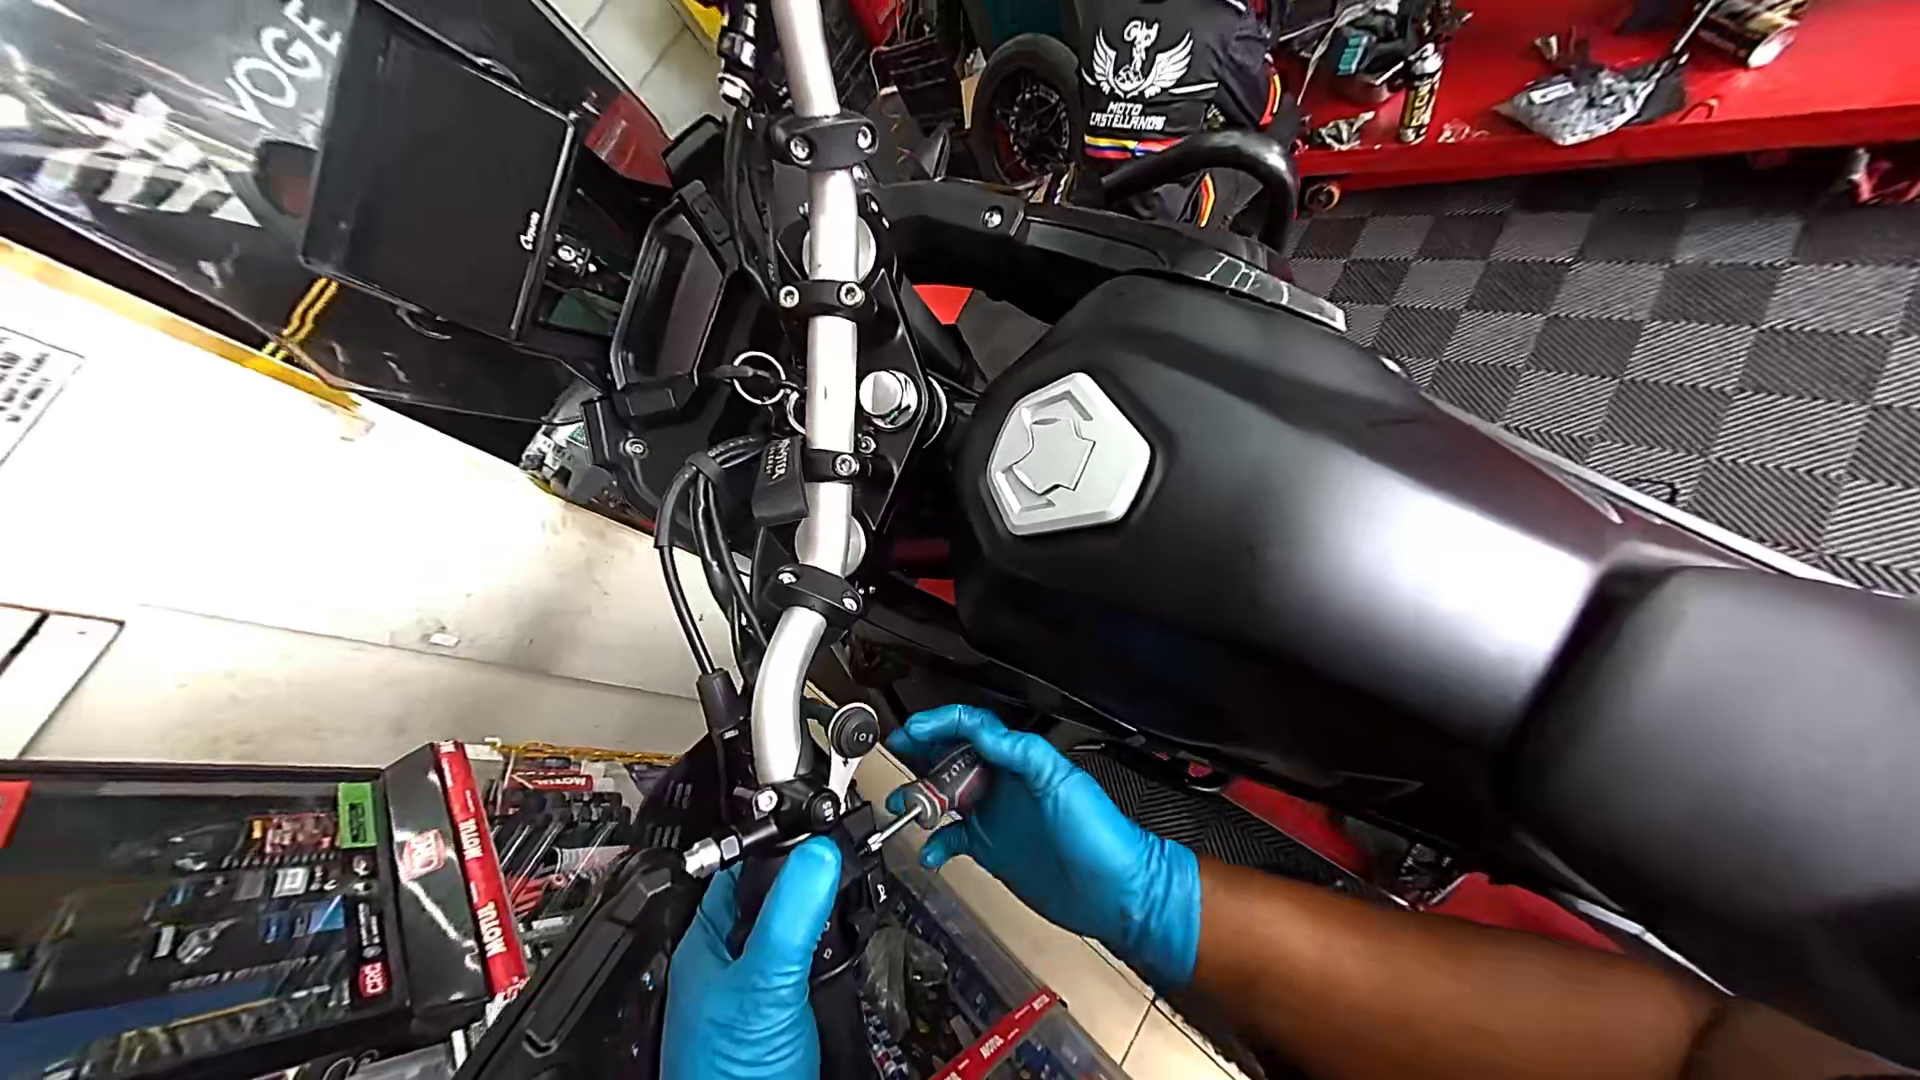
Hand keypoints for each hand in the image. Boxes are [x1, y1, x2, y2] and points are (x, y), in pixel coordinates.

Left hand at [663, 836, 840, 1079]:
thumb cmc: (727, 1079)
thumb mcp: (763, 984)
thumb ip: (790, 916)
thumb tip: (818, 852)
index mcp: (711, 942)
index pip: (744, 866)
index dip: (777, 840)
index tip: (815, 820)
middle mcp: (737, 957)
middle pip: (778, 890)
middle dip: (810, 872)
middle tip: (842, 849)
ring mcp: (768, 981)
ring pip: (803, 921)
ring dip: (827, 905)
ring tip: (850, 885)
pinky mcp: (797, 1002)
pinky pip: (821, 953)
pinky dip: (839, 939)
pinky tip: (851, 935)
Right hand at [885, 705, 1200, 985]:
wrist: (1117, 892)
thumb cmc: (1101, 834)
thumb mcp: (1060, 780)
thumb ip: (1020, 752)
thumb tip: (984, 733)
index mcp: (1018, 760)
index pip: (973, 728)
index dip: (942, 724)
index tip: (915, 729)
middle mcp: (1003, 783)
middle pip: (952, 757)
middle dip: (922, 751)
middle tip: (898, 751)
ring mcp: (995, 815)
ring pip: (946, 796)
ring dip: (921, 796)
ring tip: (903, 802)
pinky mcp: (992, 848)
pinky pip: (953, 839)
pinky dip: (935, 843)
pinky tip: (929, 849)